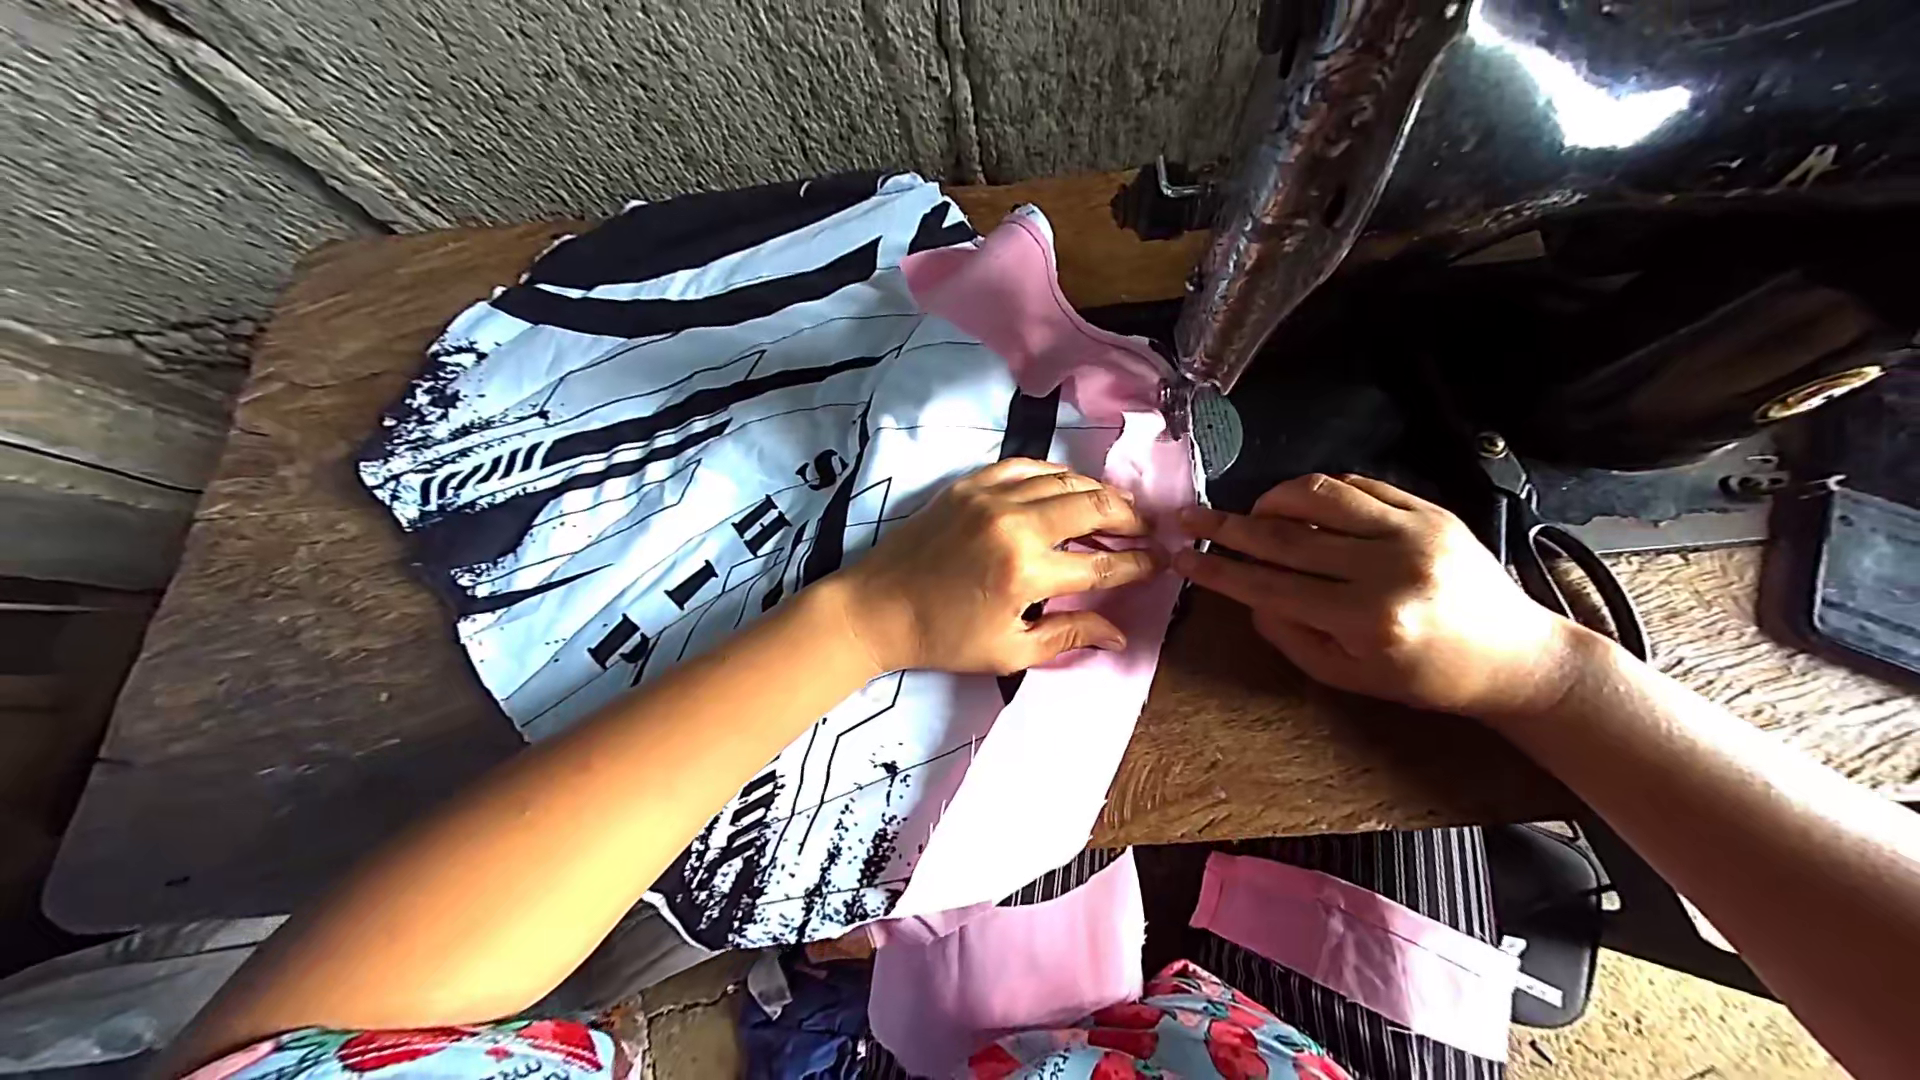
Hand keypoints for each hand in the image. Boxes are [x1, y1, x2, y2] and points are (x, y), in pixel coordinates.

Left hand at [834, 458, 1159, 674]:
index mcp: (1026, 572)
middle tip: (1147, 529)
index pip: (1102, 564)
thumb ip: (1069, 636)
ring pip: (1064, 480)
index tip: (1160, 560)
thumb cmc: (943, 637)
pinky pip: (1026, 466)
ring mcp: (990, 496)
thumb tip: (1119, 634)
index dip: (1138, 563)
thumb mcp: (1009, 650)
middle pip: (1093, 507)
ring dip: (1098, 492)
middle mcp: (1015, 524)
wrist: (877, 607)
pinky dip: (1055, 474)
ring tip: (1118, 506)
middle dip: (1130, 518)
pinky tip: (1069, 485)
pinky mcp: (970, 484)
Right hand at [1172, 473, 1587, 721]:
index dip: (1218, 572)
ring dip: (1271, 500)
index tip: (1182, 558)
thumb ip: (1290, 635)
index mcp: (1369, 620)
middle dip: (1227, 527)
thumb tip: (1249, 593)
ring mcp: (1415, 531)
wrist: (1518, 656)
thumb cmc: (1425, 676)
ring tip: (1252, 514)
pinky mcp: (1431, 510)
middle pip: (1286, 537)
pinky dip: (1317, 492)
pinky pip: (1358, 485)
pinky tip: (1301, 507)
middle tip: (1190, 517)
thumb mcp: (1347, 676)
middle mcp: (1391, 568)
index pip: (1270, 588)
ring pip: (1319, 496)